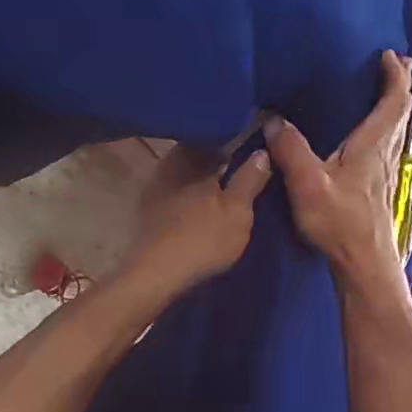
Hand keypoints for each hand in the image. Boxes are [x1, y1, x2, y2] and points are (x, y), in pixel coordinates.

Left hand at [123, 144, 272, 289]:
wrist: (156, 276)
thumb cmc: (202, 239)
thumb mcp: (237, 210)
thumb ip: (250, 178)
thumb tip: (262, 151)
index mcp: (188, 157)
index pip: (212, 135)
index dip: (234, 137)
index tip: (255, 143)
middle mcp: (167, 166)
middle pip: (198, 154)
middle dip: (220, 158)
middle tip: (247, 167)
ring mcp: (154, 190)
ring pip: (187, 174)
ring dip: (206, 179)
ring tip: (230, 188)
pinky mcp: (149, 213)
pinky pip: (177, 193)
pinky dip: (193, 196)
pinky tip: (207, 207)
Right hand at [265, 51, 411, 277]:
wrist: (364, 264)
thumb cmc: (340, 222)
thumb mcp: (308, 184)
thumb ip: (290, 149)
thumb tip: (272, 119)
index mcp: (373, 145)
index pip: (394, 101)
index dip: (395, 76)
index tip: (389, 55)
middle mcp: (387, 154)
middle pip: (402, 113)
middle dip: (400, 86)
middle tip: (396, 65)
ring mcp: (387, 173)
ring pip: (398, 131)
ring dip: (395, 109)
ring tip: (383, 95)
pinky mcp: (381, 190)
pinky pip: (389, 147)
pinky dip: (385, 131)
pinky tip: (368, 141)